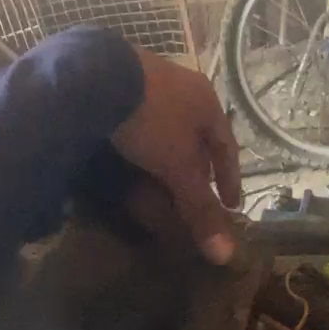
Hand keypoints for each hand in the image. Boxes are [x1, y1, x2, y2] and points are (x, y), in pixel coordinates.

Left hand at [110, 48, 240, 264]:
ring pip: (170, 127)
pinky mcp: (123, 80)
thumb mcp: (178, 165)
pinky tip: (134, 155)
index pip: (228, 145)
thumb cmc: (151, 119)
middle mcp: (185, 87)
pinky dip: (145, 143)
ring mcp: (153, 80)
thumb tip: (225, 255)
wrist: (98, 74)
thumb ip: (199, 206)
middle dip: (198, 168)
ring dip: (170, 155)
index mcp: (207, 101)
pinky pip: (143, 119)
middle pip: (199, 136)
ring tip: (164, 180)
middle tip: (194, 196)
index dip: (230, 178)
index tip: (231, 205)